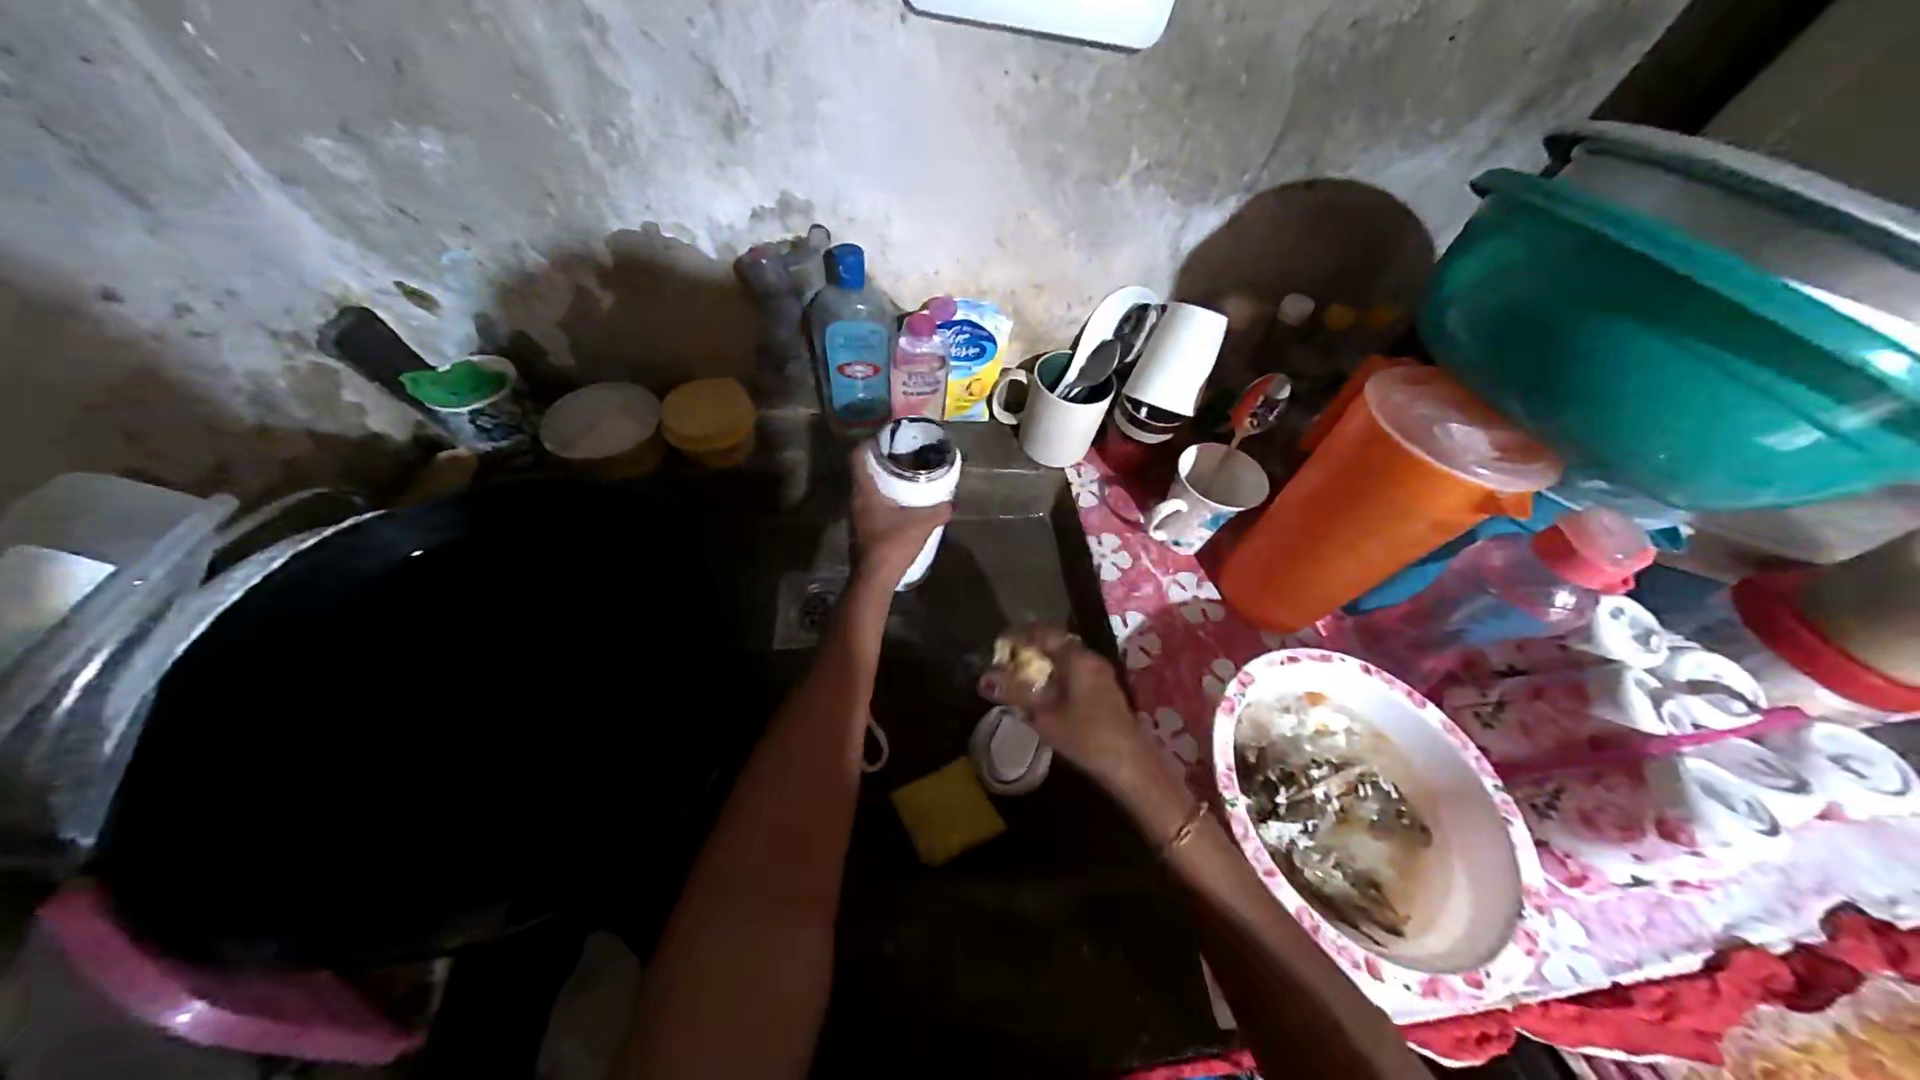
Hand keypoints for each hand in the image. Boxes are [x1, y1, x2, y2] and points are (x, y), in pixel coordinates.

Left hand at [849, 450, 952, 583]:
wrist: (874, 578)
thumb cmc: (893, 544)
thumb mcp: (923, 524)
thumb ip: (939, 510)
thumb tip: (953, 503)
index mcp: (865, 491)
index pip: (858, 457)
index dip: (868, 444)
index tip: (884, 440)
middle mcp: (855, 501)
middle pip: (862, 473)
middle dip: (879, 464)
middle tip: (900, 458)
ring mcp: (855, 517)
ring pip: (866, 492)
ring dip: (880, 484)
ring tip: (901, 480)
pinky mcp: (860, 531)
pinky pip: (869, 508)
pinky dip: (881, 502)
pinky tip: (898, 507)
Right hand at [978, 624, 1156, 791]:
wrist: (1129, 765)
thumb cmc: (1084, 736)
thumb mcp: (1043, 716)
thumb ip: (1014, 694)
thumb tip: (984, 679)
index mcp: (1077, 658)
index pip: (1044, 632)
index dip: (1019, 636)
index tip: (999, 645)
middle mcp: (1091, 659)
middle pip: (1056, 643)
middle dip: (1030, 649)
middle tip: (1006, 662)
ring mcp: (1101, 674)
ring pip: (1066, 658)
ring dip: (1043, 663)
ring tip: (1020, 677)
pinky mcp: (1105, 690)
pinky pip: (1075, 671)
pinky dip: (1056, 674)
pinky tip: (1044, 693)